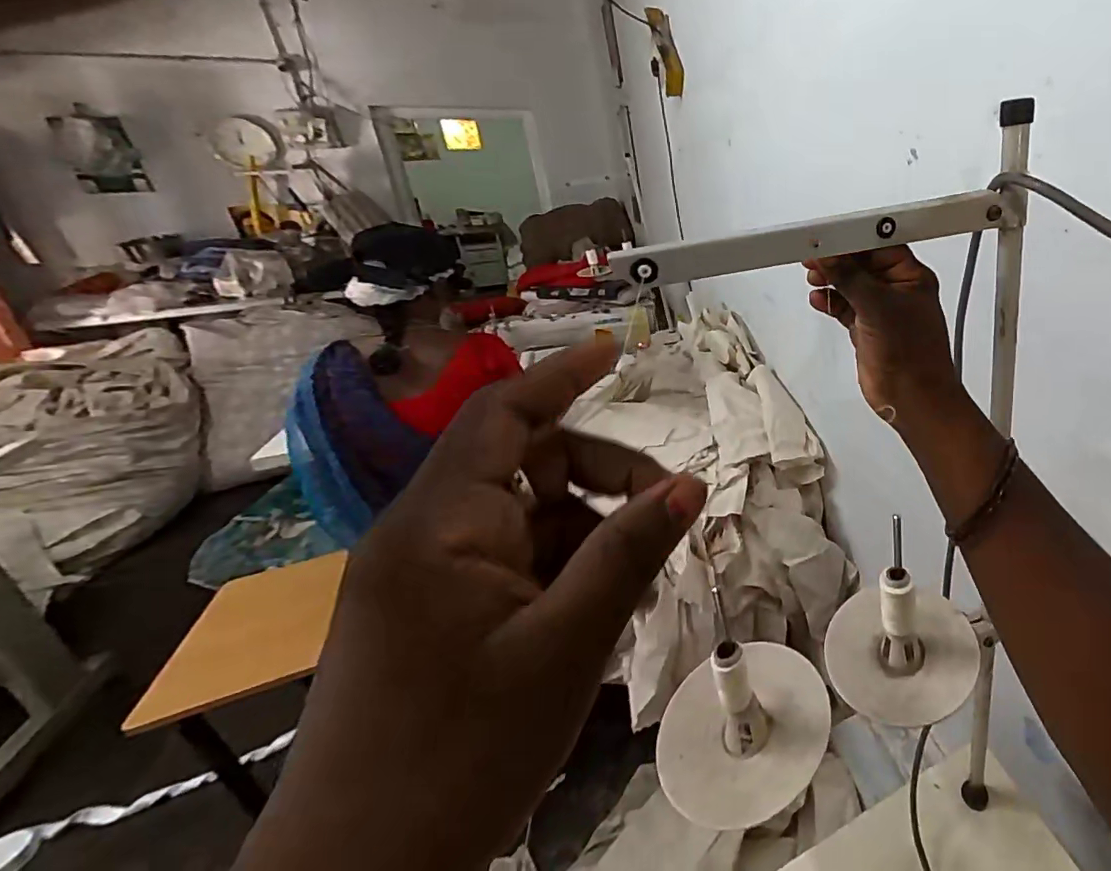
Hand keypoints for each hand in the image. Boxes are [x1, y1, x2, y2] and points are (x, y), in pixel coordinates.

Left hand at [236, 339, 707, 870]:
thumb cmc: (459, 759)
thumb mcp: (563, 649)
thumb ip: (627, 555)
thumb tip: (689, 486)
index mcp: (439, 522)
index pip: (503, 415)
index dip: (561, 376)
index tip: (611, 351)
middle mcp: (422, 531)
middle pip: (525, 467)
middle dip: (598, 479)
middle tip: (663, 515)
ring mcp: (421, 573)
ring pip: (523, 519)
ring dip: (583, 536)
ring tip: (629, 587)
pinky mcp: (426, 610)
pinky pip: (505, 562)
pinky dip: (554, 572)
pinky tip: (589, 616)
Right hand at [804, 245, 968, 423]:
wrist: (911, 398)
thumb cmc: (915, 357)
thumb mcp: (877, 306)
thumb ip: (850, 278)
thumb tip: (830, 257)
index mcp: (911, 277)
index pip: (879, 246)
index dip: (853, 240)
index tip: (828, 238)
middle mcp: (897, 290)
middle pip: (861, 263)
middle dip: (837, 259)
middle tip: (813, 255)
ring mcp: (880, 309)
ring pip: (849, 284)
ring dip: (830, 279)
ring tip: (814, 275)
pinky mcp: (865, 327)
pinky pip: (843, 306)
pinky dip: (829, 301)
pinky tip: (819, 298)